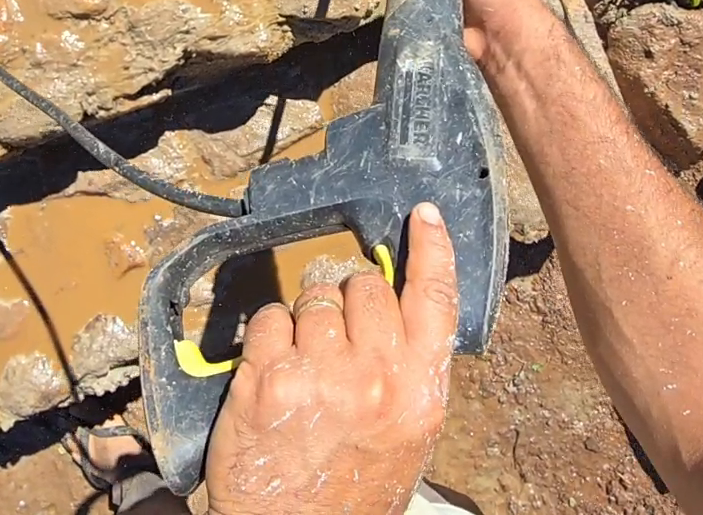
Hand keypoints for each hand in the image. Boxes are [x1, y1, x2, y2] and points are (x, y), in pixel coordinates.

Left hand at [202, 203, 458, 514]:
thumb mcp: (404, 433)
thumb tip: (391, 301)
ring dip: (305, 322)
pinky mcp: (269, 376)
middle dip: (345, 301)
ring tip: (304, 368)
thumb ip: (405, 366)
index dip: (433, 250)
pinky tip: (272, 372)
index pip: (435, 302)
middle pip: (361, 286)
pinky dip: (268, 335)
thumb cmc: (352, 487)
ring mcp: (320, 374)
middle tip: (334, 342)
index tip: (424, 214)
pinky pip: (271, 316)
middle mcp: (375, 378)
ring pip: (313, 297)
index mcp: (419, 393)